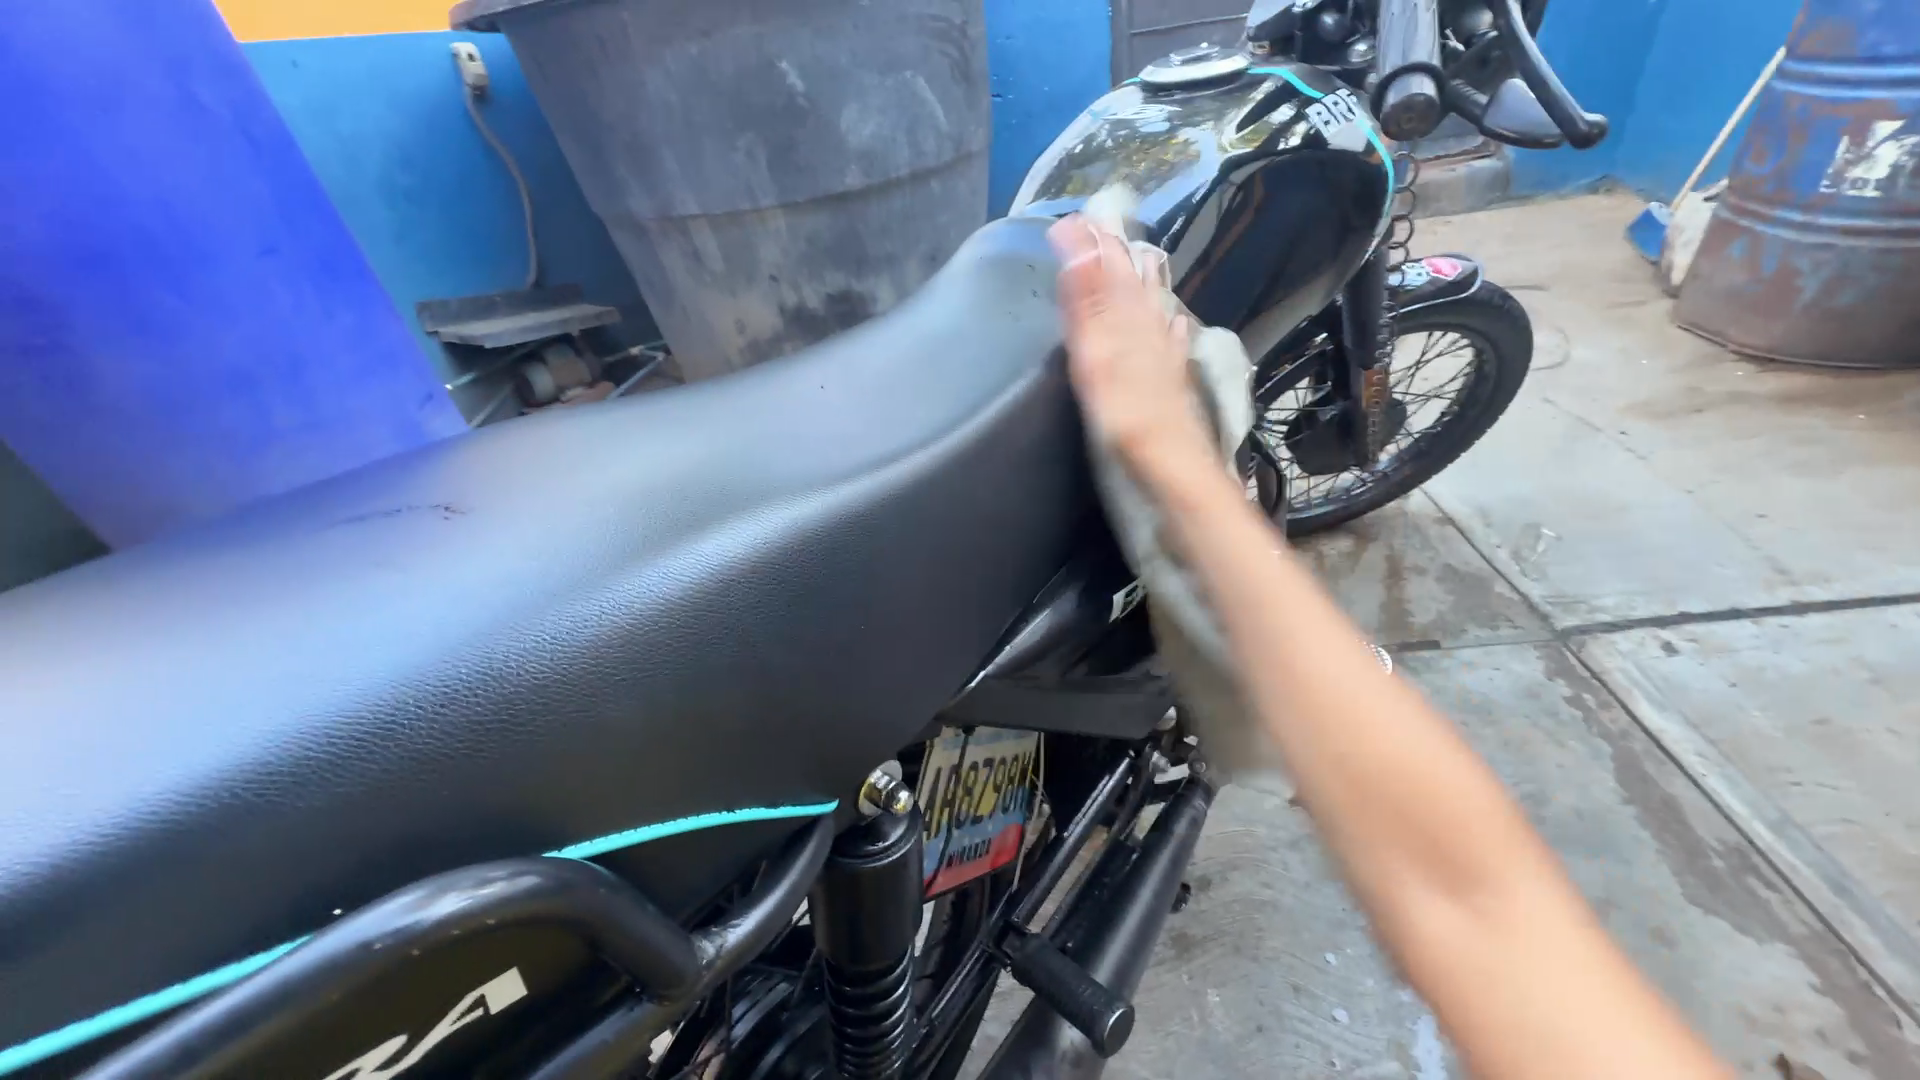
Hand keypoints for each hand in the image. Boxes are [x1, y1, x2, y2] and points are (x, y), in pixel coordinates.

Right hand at [1047, 216, 1218, 484]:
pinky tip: (1173, 320)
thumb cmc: (1128, 418)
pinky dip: (1165, 320)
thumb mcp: (1098, 356)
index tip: (1068, 220)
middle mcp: (1149, 327)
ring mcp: (1163, 353)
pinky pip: (1169, 337)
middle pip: (1132, 279)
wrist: (1173, 468)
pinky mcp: (1171, 379)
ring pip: (1152, 303)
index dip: (1088, 241)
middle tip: (1099, 225)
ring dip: (1140, 277)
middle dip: (1114, 250)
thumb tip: (1083, 241)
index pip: (1107, 266)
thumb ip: (1090, 301)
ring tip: (1136, 254)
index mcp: (1127, 318)